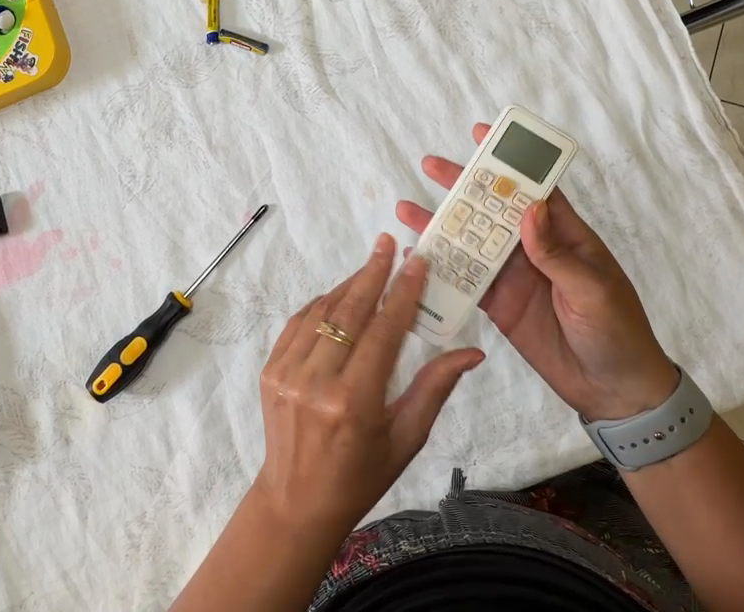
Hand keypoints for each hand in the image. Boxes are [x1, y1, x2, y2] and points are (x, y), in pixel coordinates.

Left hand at [251, 235, 485, 536]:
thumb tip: (473, 352)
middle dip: (372, 273)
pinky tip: (340, 295)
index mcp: (354, 402)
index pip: (383, 332)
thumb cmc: (361, 475)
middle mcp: (316, 382)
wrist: (297, 500)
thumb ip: (435, 388)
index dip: (402, 293)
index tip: (416, 262)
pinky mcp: (270, 370)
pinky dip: (320, 305)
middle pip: (349, 312)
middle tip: (387, 244)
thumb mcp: (406, 438)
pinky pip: (298, 324)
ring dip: (347, 286)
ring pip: (321, 312)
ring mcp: (287, 373)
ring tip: (371, 266)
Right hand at [396, 123, 678, 421]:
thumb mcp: (593, 290)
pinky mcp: (498, 304)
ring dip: (442, 225)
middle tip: (429, 164)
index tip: (481, 135)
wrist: (613, 391)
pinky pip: (465, 280)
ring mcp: (513, 276)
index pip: (533, 188)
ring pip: (471, 242)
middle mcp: (533, 248)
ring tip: (407, 209)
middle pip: (492, 209)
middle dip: (462, 186)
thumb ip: (556, 254)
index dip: (508, 161)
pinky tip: (418, 256)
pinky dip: (441, 268)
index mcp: (564, 235)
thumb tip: (527, 209)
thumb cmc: (617, 332)